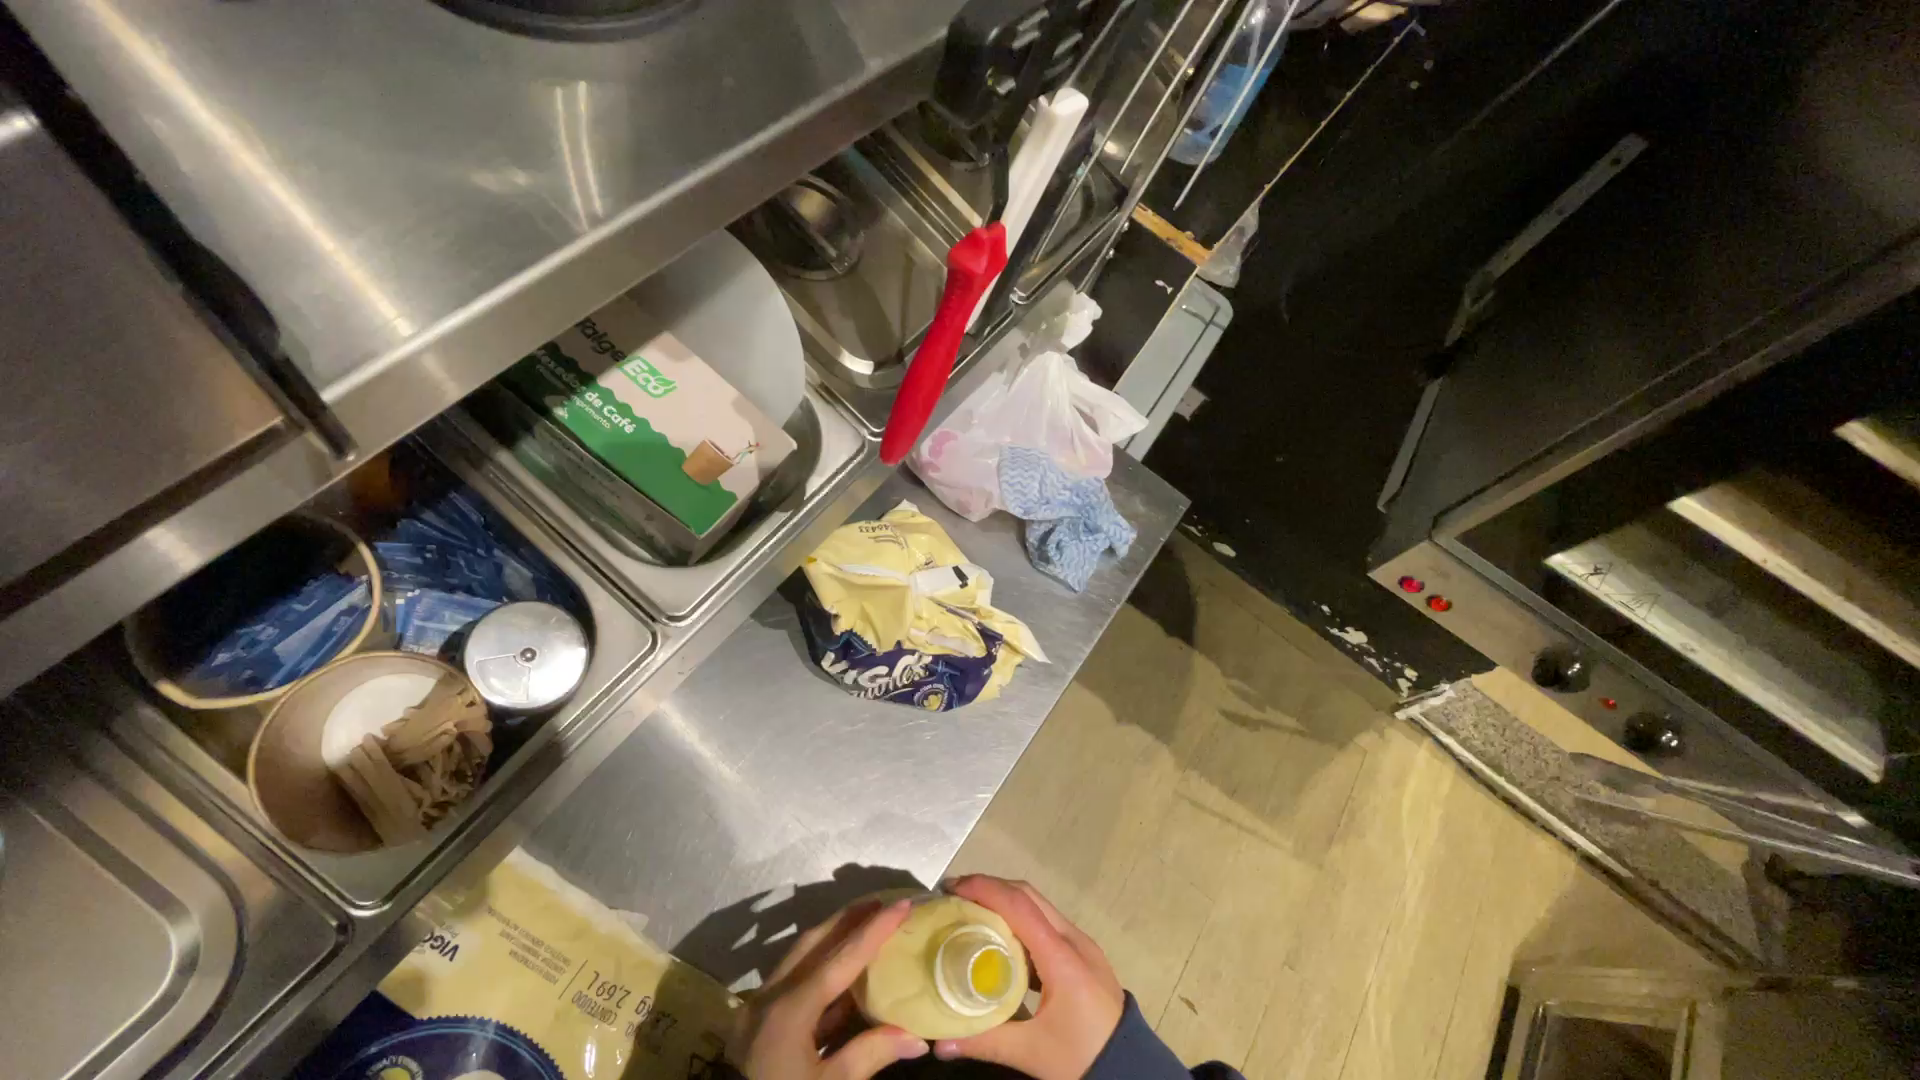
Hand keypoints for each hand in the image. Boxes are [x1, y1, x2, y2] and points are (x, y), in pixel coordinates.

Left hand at [727, 898, 929, 1079]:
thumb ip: (869, 1055)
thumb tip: (918, 1037)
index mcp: (786, 1015)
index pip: (838, 962)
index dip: (872, 931)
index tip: (900, 904)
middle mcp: (767, 999)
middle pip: (812, 944)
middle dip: (848, 919)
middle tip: (881, 902)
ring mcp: (756, 1007)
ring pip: (798, 956)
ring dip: (833, 936)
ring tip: (865, 920)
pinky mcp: (754, 1018)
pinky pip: (791, 977)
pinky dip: (819, 964)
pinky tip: (844, 963)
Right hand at [932, 875, 1125, 1079]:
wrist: (1131, 1068)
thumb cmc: (1083, 1056)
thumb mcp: (1031, 1052)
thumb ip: (984, 1041)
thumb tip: (938, 1041)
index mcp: (1061, 956)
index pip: (1019, 905)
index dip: (985, 889)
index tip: (952, 889)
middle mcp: (1073, 939)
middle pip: (1028, 896)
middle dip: (990, 888)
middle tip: (954, 897)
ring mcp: (1081, 945)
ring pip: (1039, 906)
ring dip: (1005, 900)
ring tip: (971, 912)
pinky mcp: (1083, 955)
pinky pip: (1046, 923)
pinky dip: (1019, 919)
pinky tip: (1000, 939)